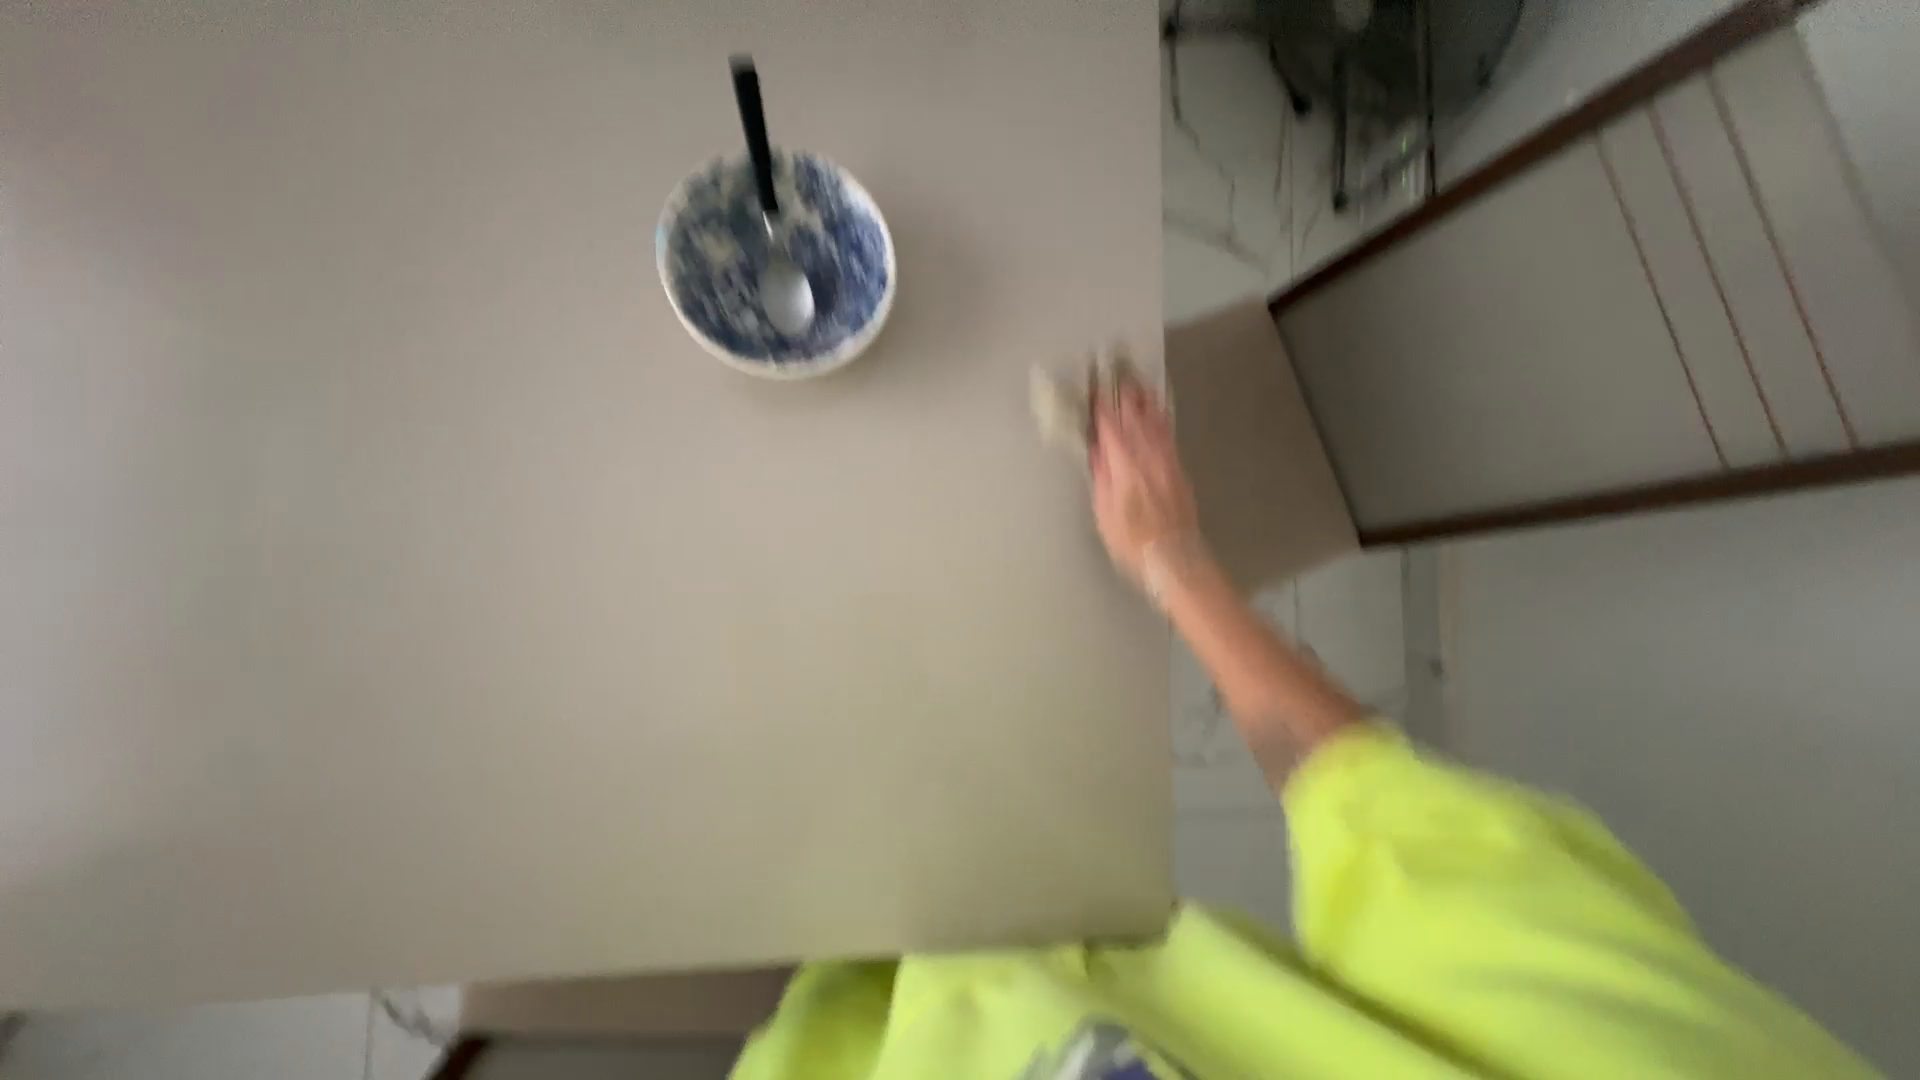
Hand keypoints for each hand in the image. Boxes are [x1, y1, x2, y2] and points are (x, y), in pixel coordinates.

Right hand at [1088, 369, 1201, 594]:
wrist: (1173, 555)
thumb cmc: (1131, 539)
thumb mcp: (1104, 510)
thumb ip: (1102, 475)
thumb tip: (1097, 449)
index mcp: (1123, 463)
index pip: (1110, 424)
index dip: (1101, 404)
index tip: (1093, 386)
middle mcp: (1147, 453)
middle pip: (1135, 415)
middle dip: (1124, 393)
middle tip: (1117, 372)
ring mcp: (1166, 458)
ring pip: (1155, 420)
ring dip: (1145, 399)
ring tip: (1138, 381)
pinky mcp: (1178, 467)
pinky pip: (1168, 433)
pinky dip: (1161, 417)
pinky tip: (1158, 410)